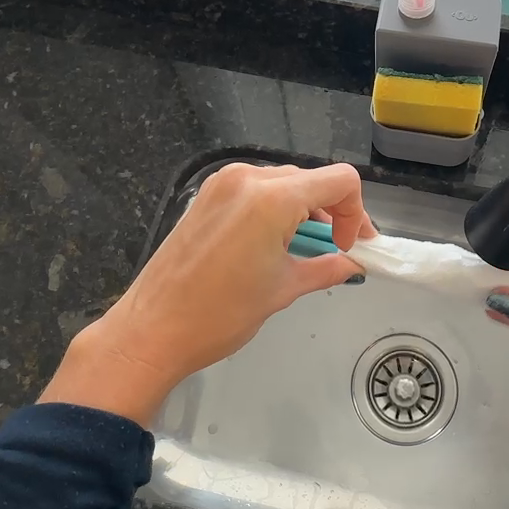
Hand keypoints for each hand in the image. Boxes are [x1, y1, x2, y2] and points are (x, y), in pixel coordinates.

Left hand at [41, 162, 374, 424]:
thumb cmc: (219, 313)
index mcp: (272, 198)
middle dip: (332, 213)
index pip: (340, 181)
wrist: (152, 329)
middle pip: (311, 180)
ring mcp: (223, 183)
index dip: (356, 213)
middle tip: (337, 252)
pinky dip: (275, 211)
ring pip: (284, 184)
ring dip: (303, 212)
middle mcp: (248, 178)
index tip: (351, 247)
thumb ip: (326, 269)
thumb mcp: (283, 289)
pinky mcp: (207, 196)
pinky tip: (273, 245)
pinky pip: (255, 191)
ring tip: (304, 253)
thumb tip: (353, 264)